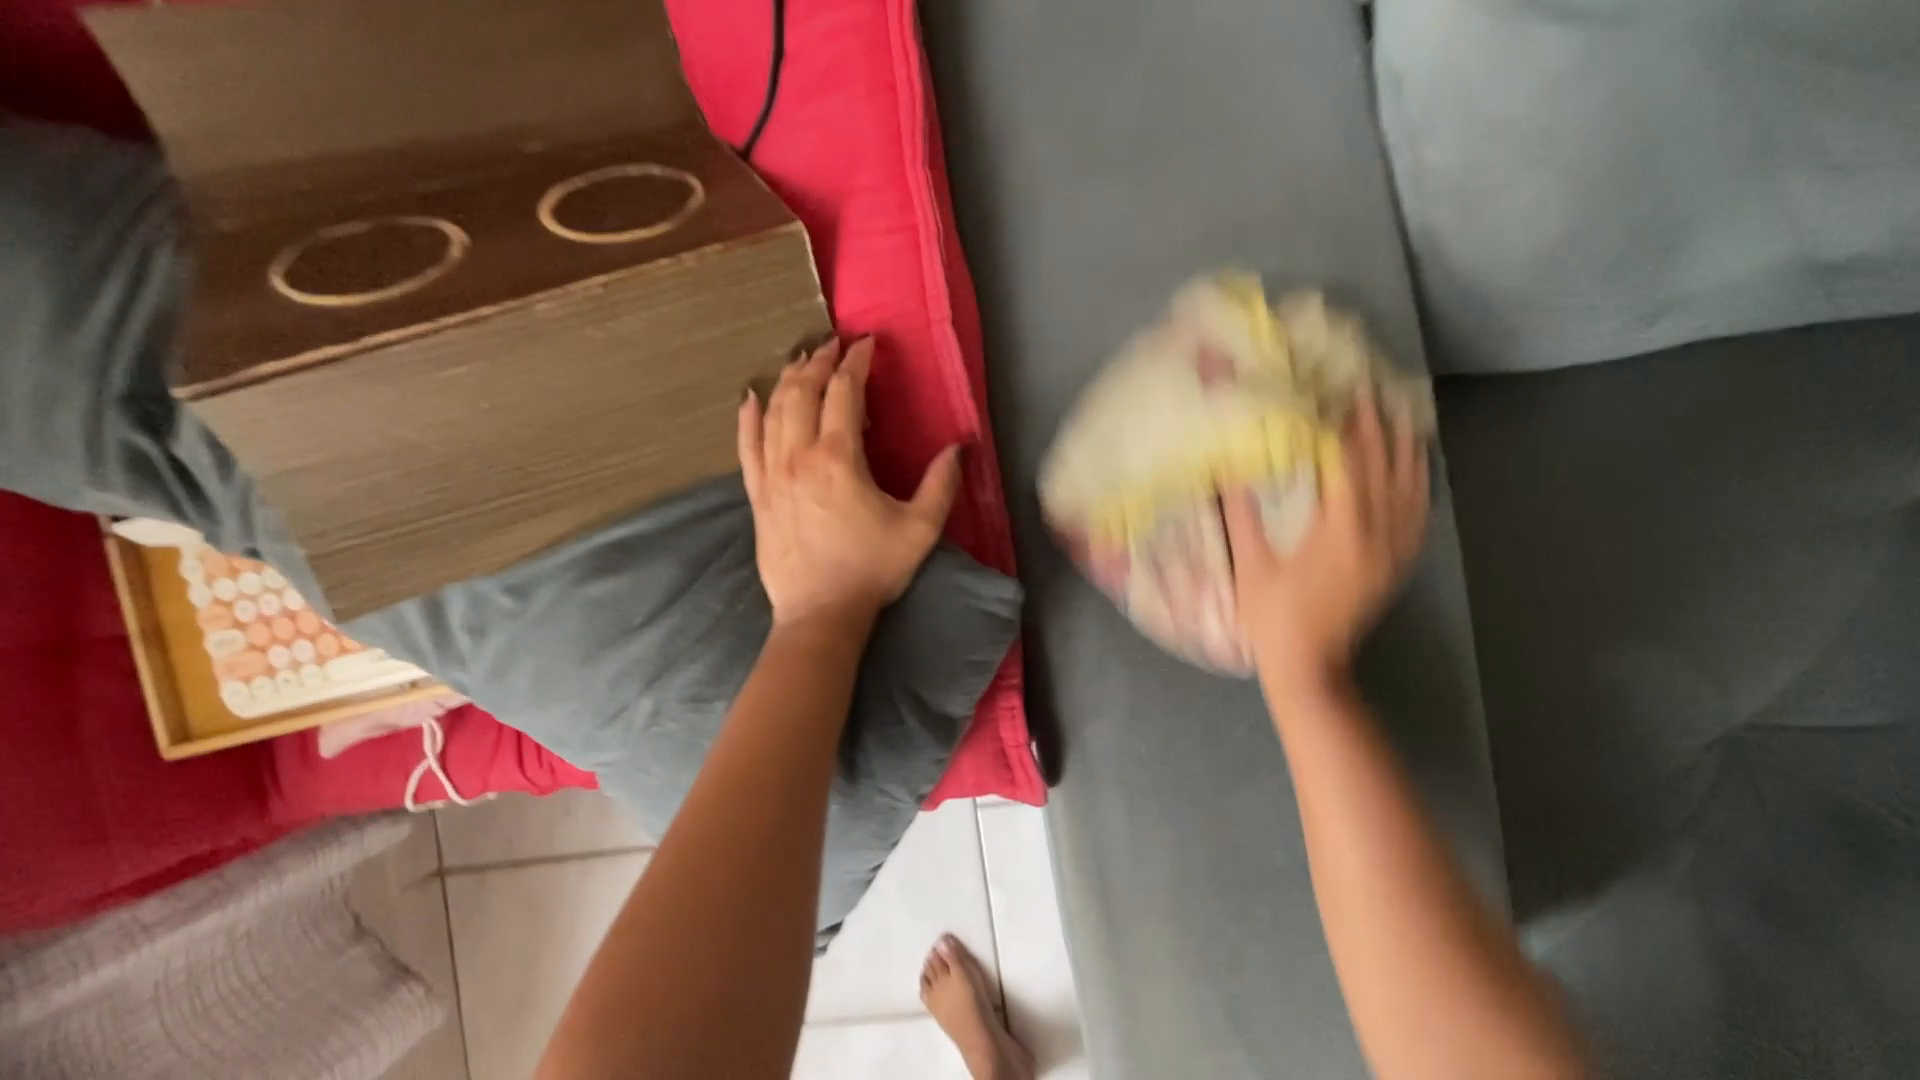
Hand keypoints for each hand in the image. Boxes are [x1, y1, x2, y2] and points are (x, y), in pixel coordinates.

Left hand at [738, 337, 962, 629]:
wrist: (820, 614)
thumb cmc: (872, 570)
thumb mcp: (919, 529)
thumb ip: (941, 484)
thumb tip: (959, 447)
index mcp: (839, 458)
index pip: (844, 393)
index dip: (855, 363)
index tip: (865, 345)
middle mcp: (799, 456)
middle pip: (803, 392)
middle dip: (818, 362)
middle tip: (832, 346)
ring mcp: (772, 475)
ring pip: (774, 412)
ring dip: (787, 380)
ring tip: (800, 361)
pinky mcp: (757, 495)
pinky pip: (746, 446)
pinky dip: (748, 418)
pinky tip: (750, 399)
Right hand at [1223, 394, 1429, 684]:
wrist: (1310, 668)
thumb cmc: (1272, 617)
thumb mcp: (1250, 564)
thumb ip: (1242, 513)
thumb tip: (1228, 467)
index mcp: (1339, 530)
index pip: (1350, 463)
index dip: (1347, 427)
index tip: (1342, 395)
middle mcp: (1377, 534)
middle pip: (1384, 469)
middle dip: (1379, 428)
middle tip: (1375, 391)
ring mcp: (1392, 551)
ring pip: (1409, 489)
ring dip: (1406, 450)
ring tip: (1404, 417)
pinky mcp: (1397, 565)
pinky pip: (1417, 516)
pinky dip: (1419, 486)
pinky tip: (1418, 470)